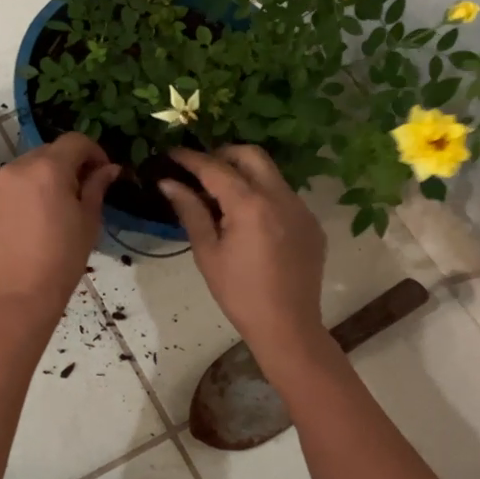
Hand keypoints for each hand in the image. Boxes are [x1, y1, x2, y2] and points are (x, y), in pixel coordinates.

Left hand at [0, 133, 118, 316]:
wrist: (25, 288)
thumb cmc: (65, 254)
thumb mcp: (88, 218)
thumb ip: (97, 185)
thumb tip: (109, 168)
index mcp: (48, 168)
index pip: (75, 141)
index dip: (94, 151)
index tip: (102, 170)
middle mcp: (19, 167)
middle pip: (50, 150)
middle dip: (69, 162)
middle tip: (83, 186)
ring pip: (29, 164)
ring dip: (46, 172)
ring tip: (57, 200)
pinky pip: (12, 181)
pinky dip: (26, 186)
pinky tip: (35, 211)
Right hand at [158, 146, 326, 359]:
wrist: (288, 325)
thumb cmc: (238, 292)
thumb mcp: (207, 251)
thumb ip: (190, 211)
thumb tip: (168, 183)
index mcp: (250, 205)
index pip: (215, 168)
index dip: (190, 158)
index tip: (171, 153)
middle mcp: (280, 198)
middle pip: (250, 155)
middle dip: (222, 155)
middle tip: (199, 170)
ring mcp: (300, 209)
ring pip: (269, 173)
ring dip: (243, 173)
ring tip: (220, 195)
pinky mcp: (310, 223)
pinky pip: (283, 195)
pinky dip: (261, 193)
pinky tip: (246, 218)